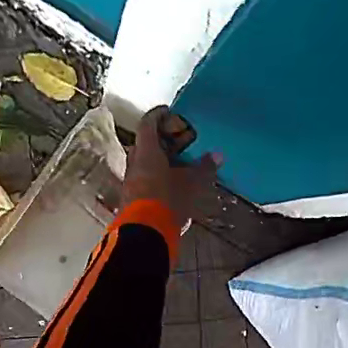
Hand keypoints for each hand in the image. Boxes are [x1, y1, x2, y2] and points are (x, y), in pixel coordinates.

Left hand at [123, 105, 221, 222]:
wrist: (145, 235)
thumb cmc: (168, 201)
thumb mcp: (191, 183)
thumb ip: (204, 168)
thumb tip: (217, 155)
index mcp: (146, 152)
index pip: (148, 123)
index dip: (160, 115)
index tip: (172, 112)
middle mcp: (134, 164)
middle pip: (145, 143)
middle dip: (163, 139)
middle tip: (182, 140)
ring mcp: (130, 182)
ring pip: (144, 162)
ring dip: (161, 158)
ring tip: (181, 162)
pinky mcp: (131, 199)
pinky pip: (144, 179)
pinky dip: (157, 175)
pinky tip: (172, 182)